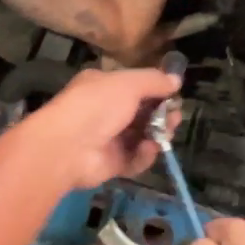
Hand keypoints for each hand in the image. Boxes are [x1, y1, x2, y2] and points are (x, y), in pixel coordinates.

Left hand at [4, 66, 180, 190]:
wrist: (68, 147)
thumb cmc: (97, 105)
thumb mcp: (128, 83)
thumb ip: (154, 81)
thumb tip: (176, 79)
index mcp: (104, 86)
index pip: (134, 86)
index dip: (155, 90)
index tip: (174, 94)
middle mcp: (105, 111)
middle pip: (141, 113)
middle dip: (161, 114)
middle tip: (175, 117)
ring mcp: (108, 139)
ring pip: (141, 136)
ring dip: (156, 134)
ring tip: (167, 132)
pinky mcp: (111, 164)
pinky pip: (134, 159)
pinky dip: (144, 155)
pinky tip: (148, 149)